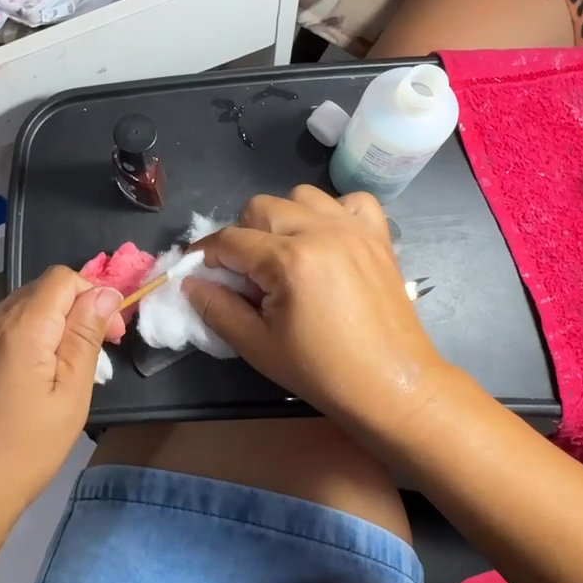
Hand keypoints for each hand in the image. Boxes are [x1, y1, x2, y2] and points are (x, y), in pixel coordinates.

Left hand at [0, 267, 118, 561]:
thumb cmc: (25, 450)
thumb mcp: (70, 396)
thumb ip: (85, 337)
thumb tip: (103, 293)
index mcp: (21, 326)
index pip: (62, 278)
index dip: (93, 294)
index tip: (110, 335)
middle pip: (39, 291)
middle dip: (73, 310)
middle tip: (95, 354)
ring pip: (17, 311)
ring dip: (48, 326)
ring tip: (62, 372)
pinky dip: (22, 341)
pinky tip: (29, 382)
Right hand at [183, 186, 461, 434]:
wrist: (392, 386)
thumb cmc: (321, 371)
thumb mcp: (257, 346)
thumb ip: (217, 308)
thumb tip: (190, 283)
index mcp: (289, 259)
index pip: (229, 240)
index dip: (206, 255)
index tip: (198, 272)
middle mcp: (321, 231)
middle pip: (260, 208)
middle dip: (243, 235)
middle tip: (246, 274)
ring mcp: (354, 229)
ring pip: (301, 196)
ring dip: (283, 219)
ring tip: (285, 255)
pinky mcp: (378, 236)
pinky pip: (351, 201)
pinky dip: (332, 212)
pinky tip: (326, 241)